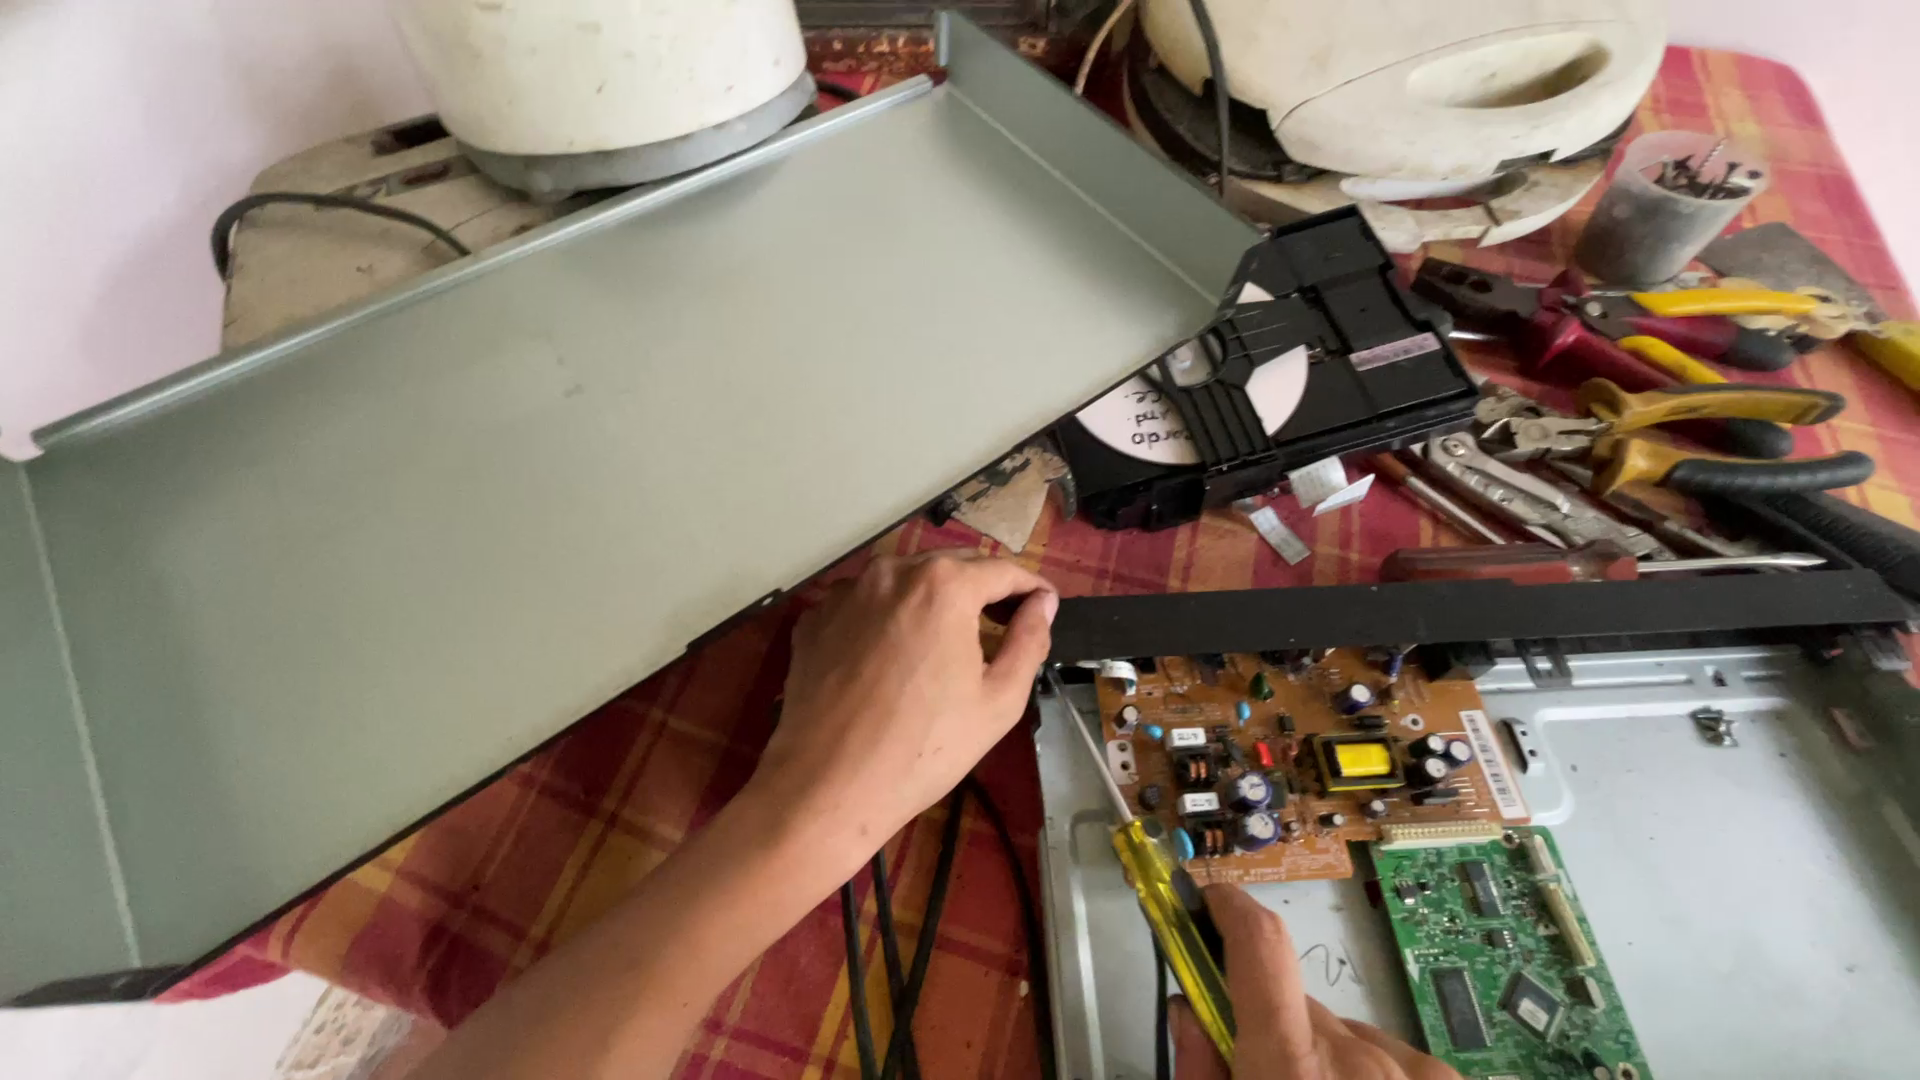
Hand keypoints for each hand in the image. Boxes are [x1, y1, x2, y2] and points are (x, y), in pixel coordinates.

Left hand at [747, 550, 1057, 874]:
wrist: (827, 786)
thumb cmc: (924, 748)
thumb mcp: (999, 700)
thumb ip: (1029, 640)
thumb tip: (1042, 604)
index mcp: (943, 586)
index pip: (1002, 570)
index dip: (1031, 586)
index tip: (1046, 604)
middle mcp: (891, 572)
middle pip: (951, 567)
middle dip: (983, 588)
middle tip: (1004, 623)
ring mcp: (846, 591)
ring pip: (905, 580)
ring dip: (933, 598)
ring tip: (948, 639)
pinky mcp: (815, 617)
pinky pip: (865, 602)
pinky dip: (888, 615)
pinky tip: (893, 655)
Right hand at [1173, 886, 1461, 1079]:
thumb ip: (1199, 1067)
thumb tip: (1190, 1009)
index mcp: (1293, 1069)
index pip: (1259, 943)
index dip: (1229, 905)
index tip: (1206, 898)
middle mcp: (1358, 1060)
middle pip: (1293, 1001)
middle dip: (1267, 1020)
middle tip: (1255, 1066)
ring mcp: (1412, 1073)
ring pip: (1340, 1032)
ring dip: (1320, 1057)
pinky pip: (1385, 1056)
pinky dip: (1364, 1074)